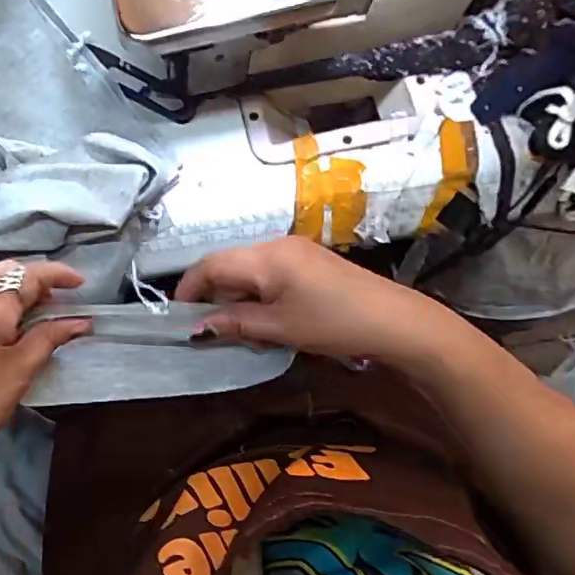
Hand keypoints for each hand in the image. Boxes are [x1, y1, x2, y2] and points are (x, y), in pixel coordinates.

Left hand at [0, 260, 91, 472]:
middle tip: (58, 300)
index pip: (24, 275)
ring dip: (14, 288)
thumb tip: (81, 321)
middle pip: (3, 271)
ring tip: (38, 311)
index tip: (80, 284)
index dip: (56, 274)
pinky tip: (9, 322)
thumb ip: (51, 335)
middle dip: (33, 278)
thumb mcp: (22, 366)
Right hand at [177, 237, 473, 367]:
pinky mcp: (308, 261)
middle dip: (214, 296)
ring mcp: (294, 251)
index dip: (188, 288)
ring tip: (243, 329)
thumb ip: (232, 323)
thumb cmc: (333, 323)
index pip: (210, 264)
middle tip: (214, 329)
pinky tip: (266, 318)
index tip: (178, 316)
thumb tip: (196, 328)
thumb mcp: (277, 328)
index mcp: (266, 256)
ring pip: (246, 271)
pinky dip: (256, 294)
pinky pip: (267, 273)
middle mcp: (276, 245)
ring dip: (236, 298)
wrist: (396, 322)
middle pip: (227, 265)